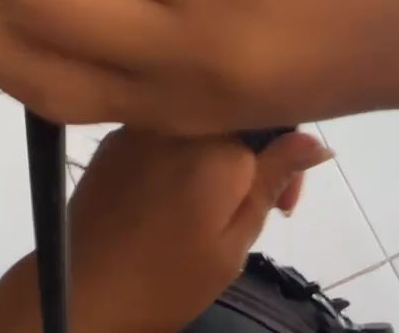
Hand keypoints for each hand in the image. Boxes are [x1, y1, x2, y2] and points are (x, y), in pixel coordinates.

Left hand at [66, 128, 331, 332]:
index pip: (268, 118)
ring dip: (213, 151)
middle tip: (249, 208)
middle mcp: (175, 121)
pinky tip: (172, 194)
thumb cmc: (169, 278)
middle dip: (250, 152)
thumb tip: (315, 140)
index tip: (285, 203)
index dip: (287, 156)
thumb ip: (271, 182)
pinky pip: (160, 127)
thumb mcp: (234, 242)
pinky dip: (177, 151)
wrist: (83, 284)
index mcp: (215, 147)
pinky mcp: (113, 135)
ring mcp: (139, 124)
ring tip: (209, 205)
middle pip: (229, 114)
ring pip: (194, 120)